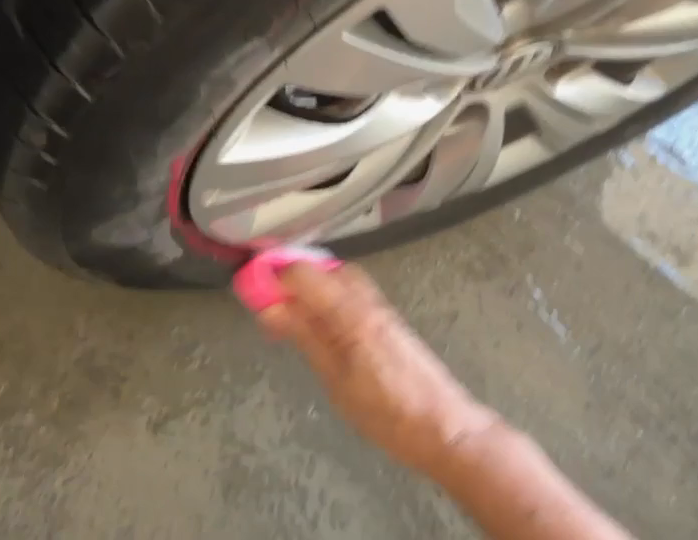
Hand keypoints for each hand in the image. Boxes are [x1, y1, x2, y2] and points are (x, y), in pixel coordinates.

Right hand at [258, 261, 500, 474]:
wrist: (447, 429)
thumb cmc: (388, 413)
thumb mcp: (335, 380)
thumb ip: (304, 337)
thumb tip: (268, 309)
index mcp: (349, 311)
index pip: (302, 271)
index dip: (272, 276)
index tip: (250, 291)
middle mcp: (365, 299)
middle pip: (321, 267)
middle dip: (291, 277)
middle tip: (269, 305)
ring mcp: (379, 307)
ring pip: (338, 277)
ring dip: (310, 286)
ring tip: (291, 315)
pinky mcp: (387, 319)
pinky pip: (351, 291)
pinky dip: (328, 296)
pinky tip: (321, 323)